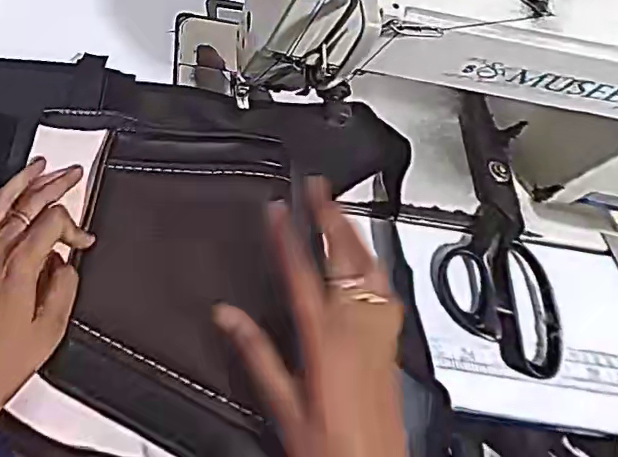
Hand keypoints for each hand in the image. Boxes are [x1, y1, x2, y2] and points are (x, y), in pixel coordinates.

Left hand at [0, 158, 95, 456]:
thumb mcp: (50, 330)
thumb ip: (65, 285)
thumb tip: (67, 264)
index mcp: (17, 265)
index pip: (53, 221)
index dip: (75, 227)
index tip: (84, 241)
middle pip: (29, 201)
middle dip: (56, 183)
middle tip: (74, 172)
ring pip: (5, 201)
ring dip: (27, 180)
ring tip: (41, 165)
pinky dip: (8, 196)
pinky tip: (16, 194)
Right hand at [214, 177, 406, 456]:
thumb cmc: (330, 447)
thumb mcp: (282, 404)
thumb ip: (253, 352)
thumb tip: (225, 315)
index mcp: (323, 338)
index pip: (299, 270)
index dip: (285, 234)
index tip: (276, 208)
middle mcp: (354, 327)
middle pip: (343, 256)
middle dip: (330, 215)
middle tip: (318, 187)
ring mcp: (378, 332)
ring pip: (370, 267)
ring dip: (355, 232)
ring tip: (342, 208)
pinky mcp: (392, 342)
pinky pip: (387, 290)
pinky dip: (375, 263)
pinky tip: (370, 257)